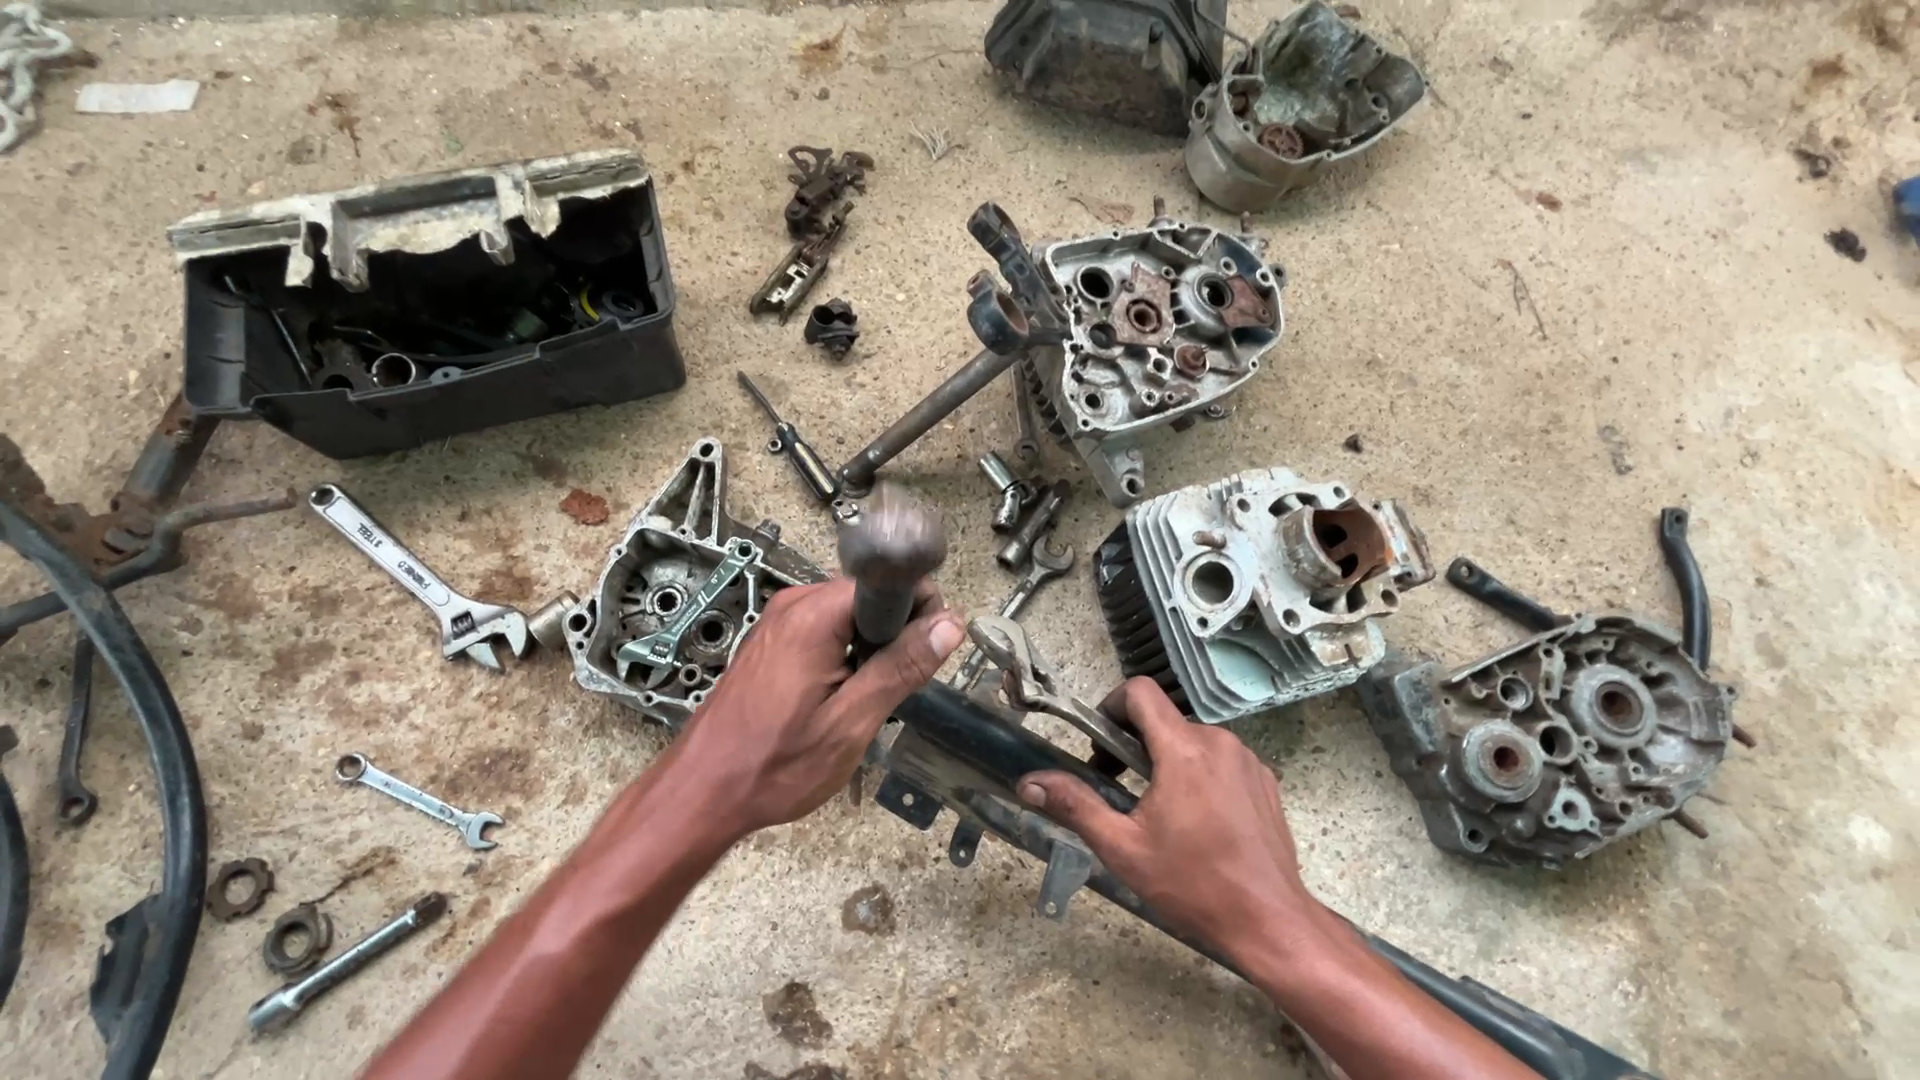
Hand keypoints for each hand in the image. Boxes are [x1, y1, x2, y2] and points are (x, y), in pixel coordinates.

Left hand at [673, 578, 963, 839]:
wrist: (704, 791)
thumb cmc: (772, 765)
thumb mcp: (851, 722)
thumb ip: (902, 667)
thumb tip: (949, 626)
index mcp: (814, 615)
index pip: (891, 583)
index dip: (918, 617)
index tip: (920, 660)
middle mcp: (795, 605)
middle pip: (872, 599)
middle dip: (894, 639)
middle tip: (883, 694)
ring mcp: (780, 621)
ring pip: (853, 618)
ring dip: (869, 654)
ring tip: (855, 703)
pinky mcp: (774, 641)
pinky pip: (828, 632)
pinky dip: (845, 660)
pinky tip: (834, 701)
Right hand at [1016, 678, 1320, 965]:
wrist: (1270, 922)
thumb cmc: (1193, 885)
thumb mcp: (1122, 848)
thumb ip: (1075, 805)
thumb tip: (1029, 782)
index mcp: (1184, 750)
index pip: (1141, 692)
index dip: (1111, 707)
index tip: (1100, 745)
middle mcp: (1220, 742)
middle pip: (1164, 721)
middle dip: (1134, 745)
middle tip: (1118, 787)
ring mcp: (1248, 761)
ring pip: (1193, 740)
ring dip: (1167, 760)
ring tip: (1158, 809)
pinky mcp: (1266, 781)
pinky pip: (1222, 760)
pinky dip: (1200, 775)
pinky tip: (1197, 820)